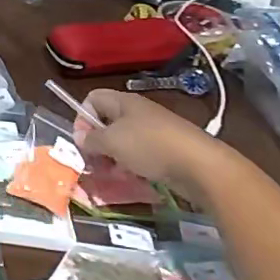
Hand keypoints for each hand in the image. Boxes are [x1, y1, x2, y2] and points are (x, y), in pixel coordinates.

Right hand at [78, 89, 233, 193]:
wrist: (200, 166)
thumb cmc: (150, 146)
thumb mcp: (112, 142)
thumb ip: (91, 139)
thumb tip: (79, 137)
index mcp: (124, 102)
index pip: (92, 99)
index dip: (82, 117)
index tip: (83, 140)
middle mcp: (138, 113)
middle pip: (106, 123)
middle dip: (97, 144)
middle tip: (94, 163)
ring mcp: (153, 132)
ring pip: (123, 143)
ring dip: (113, 159)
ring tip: (112, 176)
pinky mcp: (165, 151)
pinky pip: (140, 156)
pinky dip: (132, 167)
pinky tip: (132, 180)